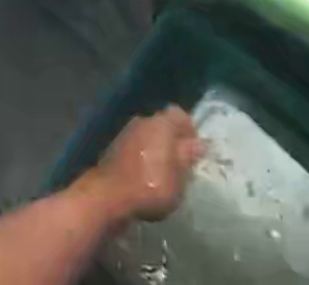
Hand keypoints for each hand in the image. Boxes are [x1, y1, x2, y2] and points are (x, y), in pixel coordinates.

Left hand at [77, 105, 204, 223]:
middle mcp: (143, 121)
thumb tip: (200, 142)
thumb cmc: (150, 186)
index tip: (195, 151)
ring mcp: (127, 131)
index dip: (190, 130)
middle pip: (164, 123)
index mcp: (160, 123)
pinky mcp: (117, 145)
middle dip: (174, 140)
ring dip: (158, 148)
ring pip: (149, 134)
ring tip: (166, 172)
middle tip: (183, 164)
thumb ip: (188, 156)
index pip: (180, 114)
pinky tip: (147, 174)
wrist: (109, 194)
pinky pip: (138, 144)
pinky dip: (145, 154)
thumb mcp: (178, 177)